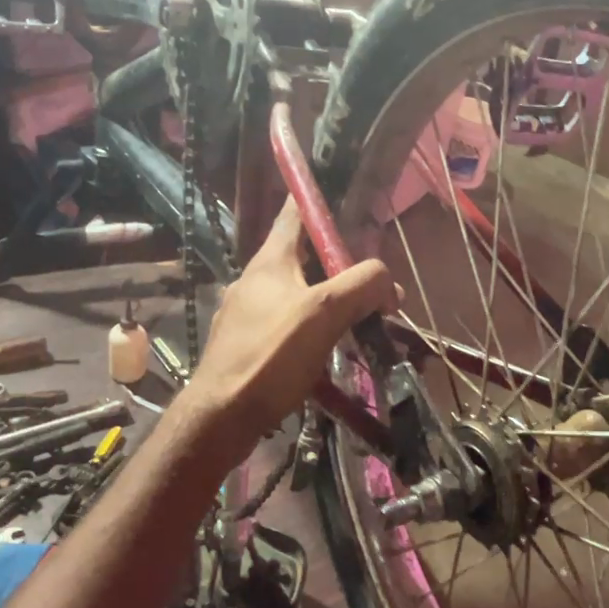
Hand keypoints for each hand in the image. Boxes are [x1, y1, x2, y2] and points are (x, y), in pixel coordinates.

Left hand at [185, 198, 399, 439]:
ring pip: (296, 293)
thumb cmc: (270, 356)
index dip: (319, 198)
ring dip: (328, 299)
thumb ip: (362, 286)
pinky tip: (327, 351)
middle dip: (338, 263)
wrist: (221, 416)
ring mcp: (247, 313)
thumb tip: (387, 280)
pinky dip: (311, 328)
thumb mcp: (324, 313)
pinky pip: (286, 324)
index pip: (295, 212)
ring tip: (358, 319)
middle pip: (302, 257)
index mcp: (270, 260)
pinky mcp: (246, 344)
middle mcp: (255, 279)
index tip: (345, 191)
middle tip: (372, 280)